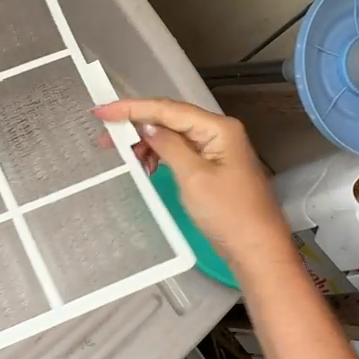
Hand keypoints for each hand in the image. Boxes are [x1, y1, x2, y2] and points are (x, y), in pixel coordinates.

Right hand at [93, 98, 284, 250]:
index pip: (168, 109)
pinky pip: (178, 151)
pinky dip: (158, 155)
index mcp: (218, 128)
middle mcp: (218, 132)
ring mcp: (215, 149)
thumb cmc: (229, 214)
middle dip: (135, 124)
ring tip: (122, 155)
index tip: (102, 111)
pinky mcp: (211, 166)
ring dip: (146, 142)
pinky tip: (144, 165)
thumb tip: (146, 126)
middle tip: (105, 133)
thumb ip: (168, 146)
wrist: (256, 250)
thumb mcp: (193, 177)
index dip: (132, 108)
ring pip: (172, 135)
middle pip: (169, 118)